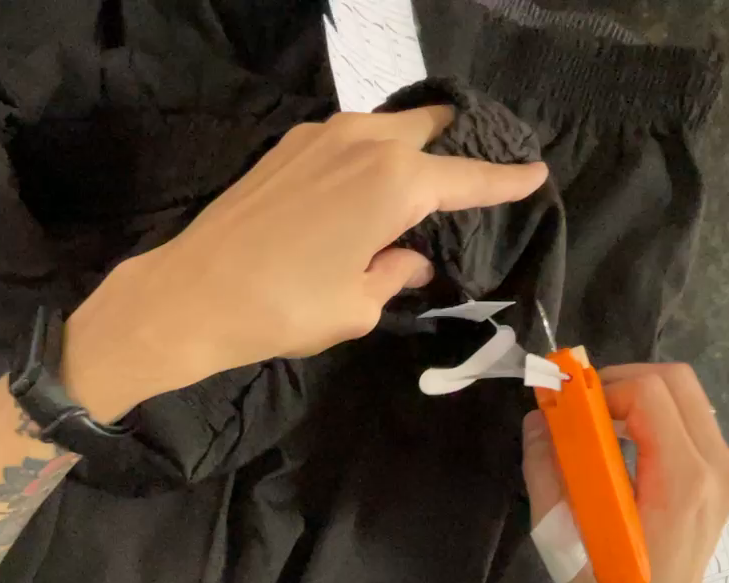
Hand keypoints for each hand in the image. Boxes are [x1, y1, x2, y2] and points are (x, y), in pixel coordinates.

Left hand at [63, 107, 548, 416]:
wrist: (193, 295)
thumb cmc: (284, 309)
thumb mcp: (357, 307)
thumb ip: (395, 276)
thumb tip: (410, 262)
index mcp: (397, 182)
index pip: (469, 177)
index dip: (505, 180)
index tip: (535, 173)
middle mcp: (365, 142)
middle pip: (432, 128)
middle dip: (458, 146)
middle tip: (471, 176)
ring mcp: (320, 137)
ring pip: (387, 127)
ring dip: (411, 149)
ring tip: (419, 183)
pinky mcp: (286, 147)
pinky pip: (347, 140)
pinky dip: (370, 156)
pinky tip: (363, 188)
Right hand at [521, 364, 728, 582]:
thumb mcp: (561, 535)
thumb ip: (546, 471)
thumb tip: (539, 420)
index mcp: (680, 481)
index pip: (649, 395)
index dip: (600, 388)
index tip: (565, 406)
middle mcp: (715, 468)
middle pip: (676, 382)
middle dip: (620, 380)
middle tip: (579, 404)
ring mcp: (727, 470)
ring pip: (686, 395)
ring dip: (636, 395)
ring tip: (596, 421)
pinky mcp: (722, 476)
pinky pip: (690, 419)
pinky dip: (651, 414)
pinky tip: (620, 441)